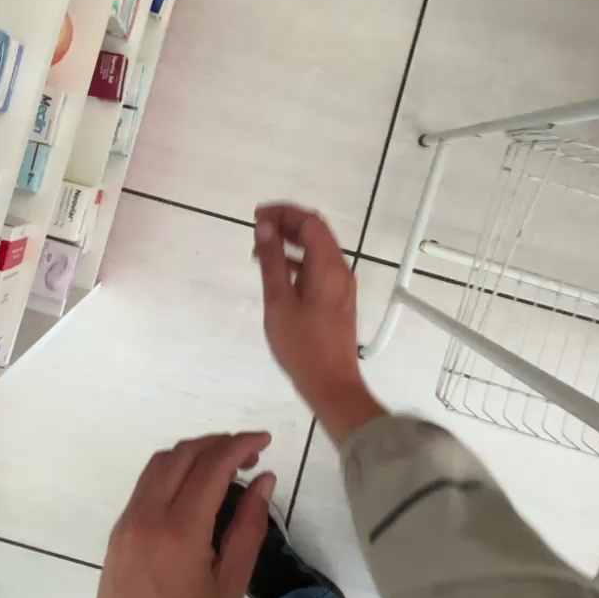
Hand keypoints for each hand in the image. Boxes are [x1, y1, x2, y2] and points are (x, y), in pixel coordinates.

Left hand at [82, 433, 277, 597]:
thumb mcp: (229, 589)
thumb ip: (248, 528)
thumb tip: (264, 479)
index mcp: (179, 531)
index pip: (212, 464)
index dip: (241, 444)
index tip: (264, 440)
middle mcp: (147, 515)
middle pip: (184, 453)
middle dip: (219, 443)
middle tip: (250, 454)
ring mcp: (127, 521)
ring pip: (161, 462)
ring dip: (194, 452)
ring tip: (225, 466)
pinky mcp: (117, 532)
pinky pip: (146, 483)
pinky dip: (173, 470)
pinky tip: (194, 488)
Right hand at [252, 204, 385, 442]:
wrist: (331, 384)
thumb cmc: (302, 346)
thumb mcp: (279, 301)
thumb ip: (272, 261)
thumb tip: (265, 228)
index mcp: (328, 266)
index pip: (310, 222)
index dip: (284, 212)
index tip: (257, 216)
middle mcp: (340, 269)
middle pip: (316, 232)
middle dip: (286, 223)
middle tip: (257, 227)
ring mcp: (341, 284)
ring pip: (317, 249)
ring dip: (291, 241)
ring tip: (261, 248)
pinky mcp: (337, 298)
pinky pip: (318, 266)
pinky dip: (298, 260)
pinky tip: (277, 270)